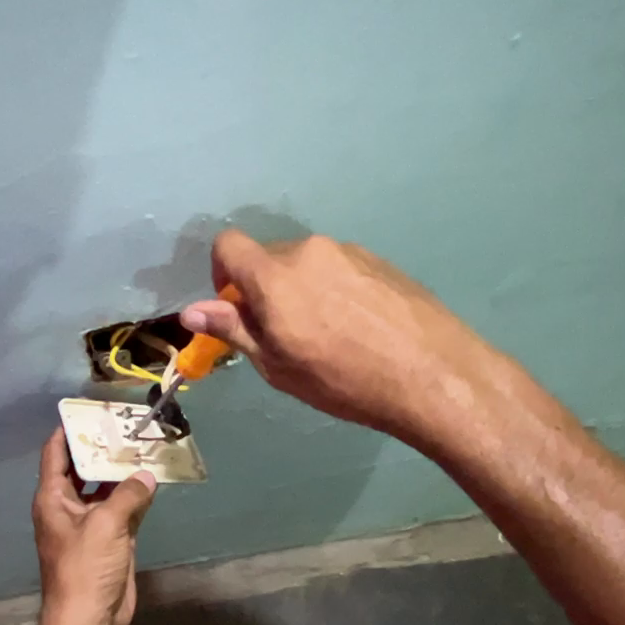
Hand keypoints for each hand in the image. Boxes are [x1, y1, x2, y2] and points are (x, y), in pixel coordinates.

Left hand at [31, 427, 155, 624]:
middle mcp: (68, 506)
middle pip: (83, 467)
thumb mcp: (105, 525)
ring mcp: (90, 523)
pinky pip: (123, 508)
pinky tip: (154, 478)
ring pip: (105, 487)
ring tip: (145, 444)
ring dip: (122, 471)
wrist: (89, 620)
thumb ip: (127, 495)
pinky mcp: (110, 539)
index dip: (69, 430)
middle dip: (102, 447)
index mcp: (53, 498)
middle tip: (127, 423)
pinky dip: (136, 495)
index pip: (56, 453)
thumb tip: (146, 475)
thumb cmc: (85, 568)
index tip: (88, 409)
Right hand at [180, 230, 521, 453]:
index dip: (221, 272)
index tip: (234, 306)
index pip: (228, 244)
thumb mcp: (277, 365)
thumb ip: (233, 330)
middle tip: (284, 333)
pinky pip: (338, 267)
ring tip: (328, 334)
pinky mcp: (379, 261)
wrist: (433, 375)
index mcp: (275, 275)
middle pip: (268, 257)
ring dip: (301, 289)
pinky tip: (359, 327)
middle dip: (264, 287)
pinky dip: (333, 289)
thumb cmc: (342, 380)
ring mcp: (348, 252)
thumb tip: (191, 311)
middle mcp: (309, 250)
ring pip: (306, 263)